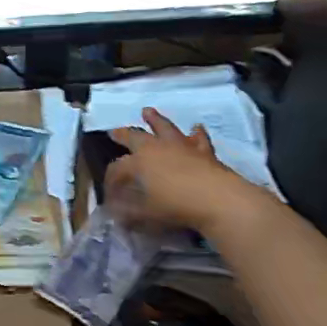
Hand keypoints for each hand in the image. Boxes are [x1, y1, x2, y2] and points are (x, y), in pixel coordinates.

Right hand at [106, 108, 269, 234]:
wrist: (217, 200)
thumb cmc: (175, 207)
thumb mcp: (144, 214)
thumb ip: (127, 211)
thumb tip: (114, 210)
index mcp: (139, 162)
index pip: (117, 168)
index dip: (110, 181)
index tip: (109, 195)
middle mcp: (157, 148)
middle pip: (135, 137)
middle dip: (123, 135)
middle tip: (114, 131)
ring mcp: (181, 146)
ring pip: (165, 128)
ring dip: (155, 120)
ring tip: (147, 111)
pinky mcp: (203, 151)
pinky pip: (198, 139)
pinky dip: (195, 133)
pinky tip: (196, 128)